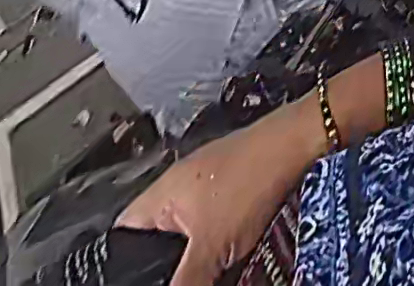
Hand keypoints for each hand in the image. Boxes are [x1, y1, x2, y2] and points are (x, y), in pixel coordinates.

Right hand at [117, 106, 322, 285]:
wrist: (297, 142)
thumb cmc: (249, 183)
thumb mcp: (212, 246)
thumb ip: (185, 284)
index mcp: (160, 195)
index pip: (119, 239)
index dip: (116, 269)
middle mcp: (179, 187)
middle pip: (156, 243)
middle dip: (164, 270)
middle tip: (174, 281)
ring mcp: (208, 185)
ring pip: (189, 239)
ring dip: (195, 264)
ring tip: (204, 276)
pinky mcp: (234, 188)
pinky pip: (213, 229)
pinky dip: (216, 250)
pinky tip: (227, 268)